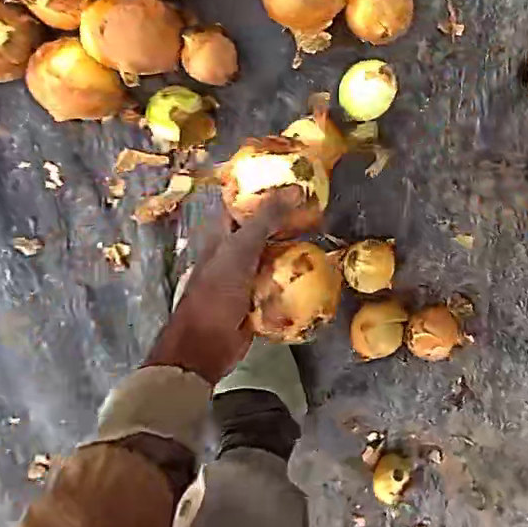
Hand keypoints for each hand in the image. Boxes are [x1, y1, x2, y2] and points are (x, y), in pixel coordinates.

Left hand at [143, 188, 300, 383]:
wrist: (206, 346)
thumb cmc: (216, 291)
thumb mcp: (242, 248)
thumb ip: (267, 218)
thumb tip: (295, 188)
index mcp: (220, 233)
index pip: (243, 202)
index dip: (265, 189)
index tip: (294, 180)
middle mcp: (231, 250)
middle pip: (262, 226)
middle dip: (287, 217)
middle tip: (316, 207)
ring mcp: (244, 273)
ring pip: (273, 251)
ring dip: (294, 244)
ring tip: (322, 232)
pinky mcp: (257, 295)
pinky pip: (279, 277)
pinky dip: (294, 271)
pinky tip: (315, 265)